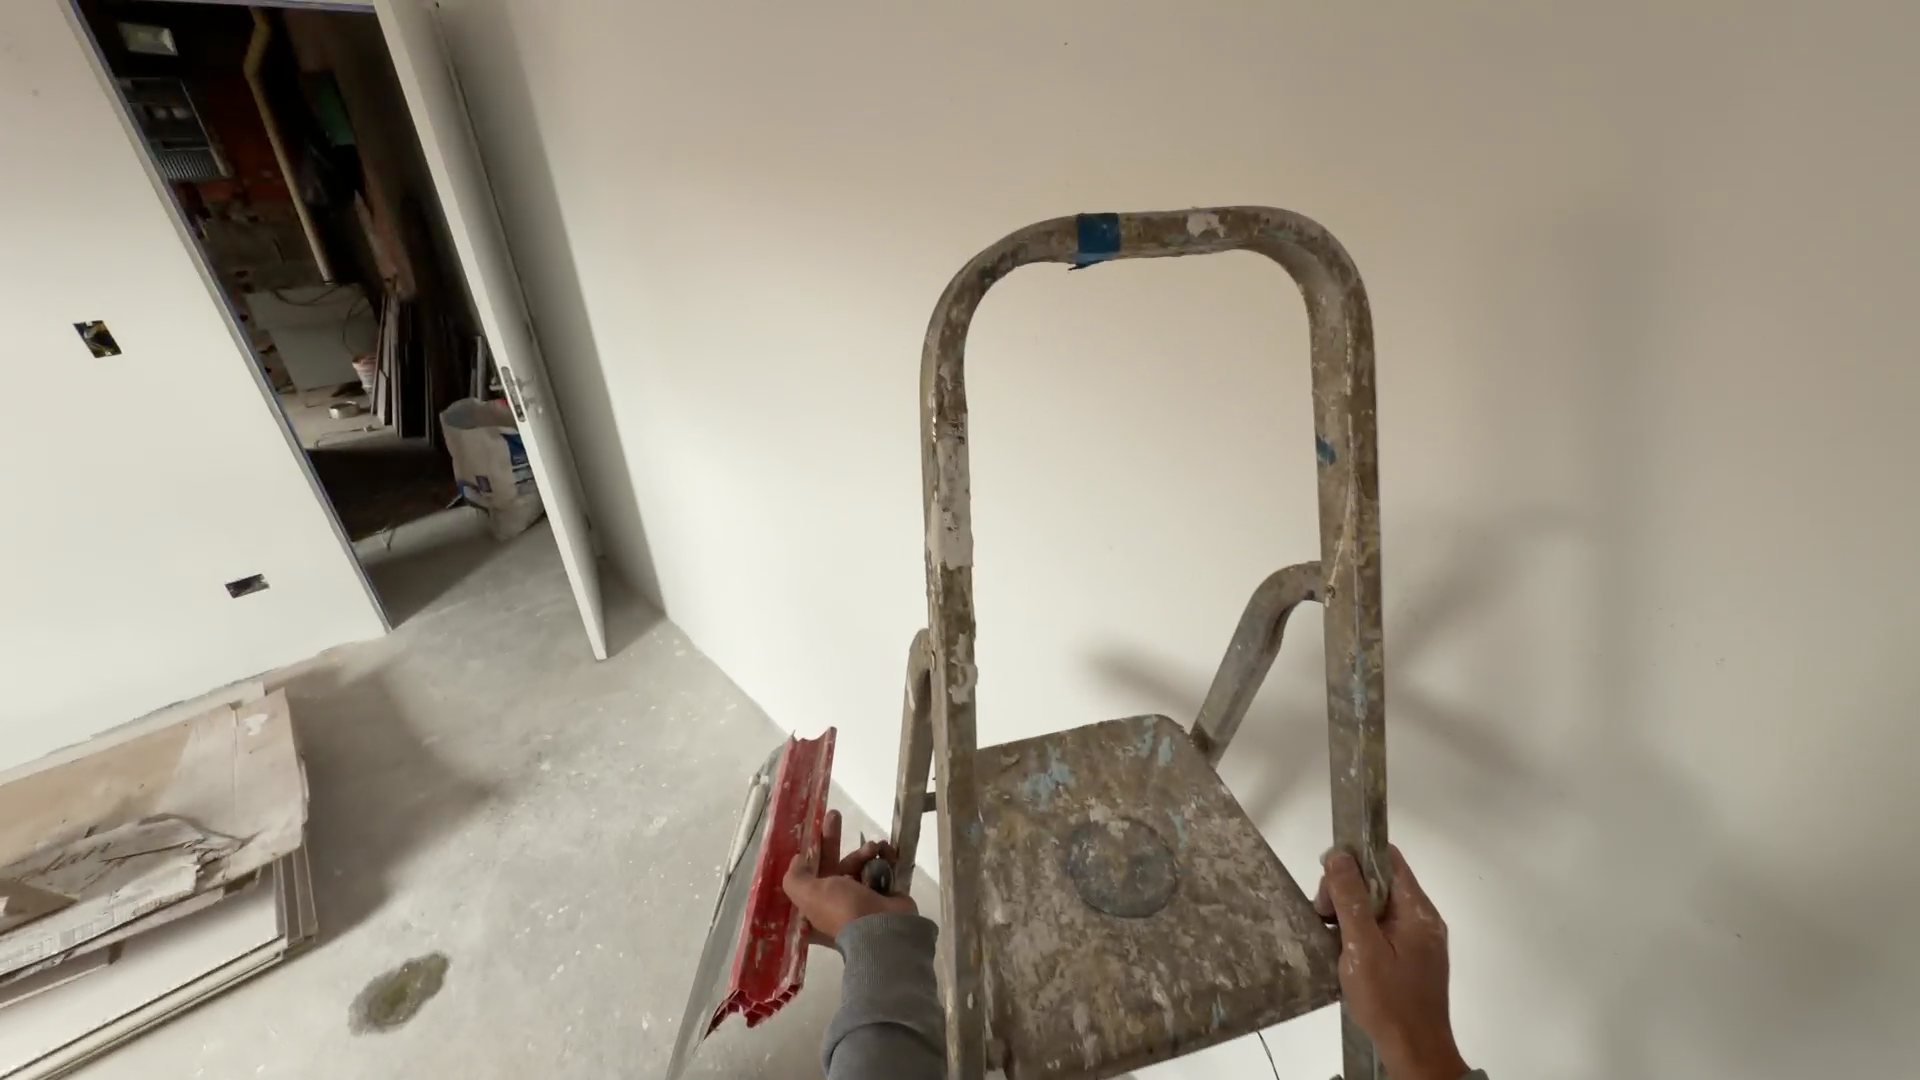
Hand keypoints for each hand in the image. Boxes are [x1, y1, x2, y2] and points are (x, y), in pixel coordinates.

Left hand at [782, 810, 915, 944]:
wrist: (885, 926)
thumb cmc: (842, 909)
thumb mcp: (809, 894)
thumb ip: (796, 877)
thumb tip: (797, 860)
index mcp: (815, 909)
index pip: (805, 883)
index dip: (805, 862)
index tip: (807, 840)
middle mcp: (836, 904)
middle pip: (830, 865)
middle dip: (831, 840)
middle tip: (834, 815)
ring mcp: (861, 898)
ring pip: (856, 864)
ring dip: (865, 852)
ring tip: (874, 848)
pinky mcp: (883, 892)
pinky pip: (879, 868)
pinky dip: (883, 857)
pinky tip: (886, 852)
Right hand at [1315, 846, 1470, 1079]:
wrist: (1414, 1055)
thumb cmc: (1388, 1000)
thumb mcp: (1362, 946)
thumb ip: (1350, 899)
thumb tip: (1338, 855)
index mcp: (1418, 912)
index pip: (1388, 859)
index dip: (1356, 857)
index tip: (1328, 873)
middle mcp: (1421, 919)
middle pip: (1378, 880)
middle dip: (1345, 889)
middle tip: (1324, 913)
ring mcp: (1416, 938)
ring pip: (1375, 903)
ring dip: (1347, 910)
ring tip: (1331, 934)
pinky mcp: (1408, 955)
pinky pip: (1378, 925)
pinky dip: (1356, 928)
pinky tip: (1342, 945)